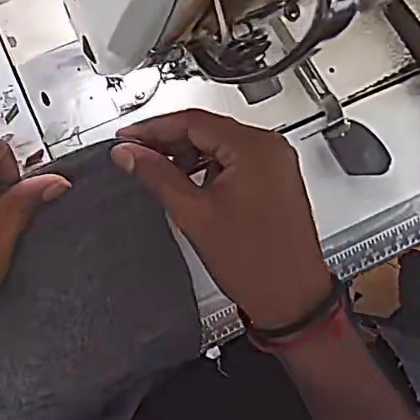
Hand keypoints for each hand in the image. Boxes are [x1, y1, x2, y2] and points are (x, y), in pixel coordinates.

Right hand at [111, 110, 330, 329]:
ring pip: (217, 142)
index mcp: (254, 149)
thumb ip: (156, 175)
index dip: (152, 128)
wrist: (291, 298)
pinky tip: (184, 180)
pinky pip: (232, 158)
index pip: (192, 121)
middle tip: (134, 151)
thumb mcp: (193, 213)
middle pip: (206, 128)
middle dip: (166, 139)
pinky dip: (205, 164)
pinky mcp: (273, 178)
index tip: (128, 137)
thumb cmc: (257, 262)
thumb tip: (129, 154)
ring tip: (154, 168)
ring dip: (185, 152)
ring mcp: (274, 162)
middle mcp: (269, 148)